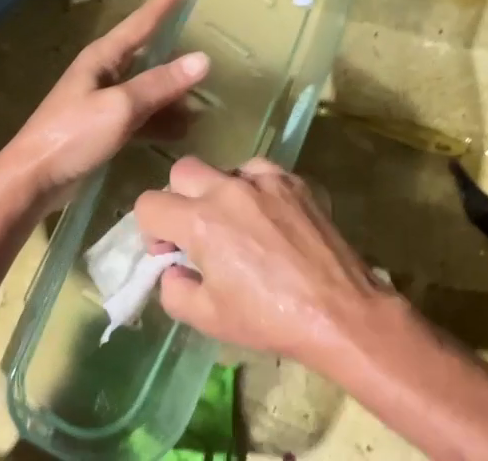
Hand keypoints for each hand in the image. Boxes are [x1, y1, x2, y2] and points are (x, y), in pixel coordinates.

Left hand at [0, 0, 209, 204]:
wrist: (34, 179)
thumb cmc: (73, 135)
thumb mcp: (120, 107)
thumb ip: (160, 84)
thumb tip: (203, 59)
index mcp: (103, 57)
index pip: (141, 21)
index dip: (164, 1)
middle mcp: (105, 73)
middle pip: (149, 54)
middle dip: (177, 49)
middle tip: (212, 38)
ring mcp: (105, 101)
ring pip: (149, 89)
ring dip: (174, 93)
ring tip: (209, 96)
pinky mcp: (106, 128)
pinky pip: (142, 117)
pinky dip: (162, 121)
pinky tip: (186, 130)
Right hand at [136, 157, 393, 364]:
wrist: (339, 312)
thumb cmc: (269, 319)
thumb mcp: (208, 319)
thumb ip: (174, 289)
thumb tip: (172, 269)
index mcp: (200, 222)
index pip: (149, 204)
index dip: (151, 230)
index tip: (170, 251)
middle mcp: (226, 190)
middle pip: (181, 172)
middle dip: (179, 200)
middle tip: (197, 232)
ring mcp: (263, 180)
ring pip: (222, 169)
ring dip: (219, 192)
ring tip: (238, 225)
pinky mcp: (293, 182)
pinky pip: (259, 173)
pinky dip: (255, 190)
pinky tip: (268, 217)